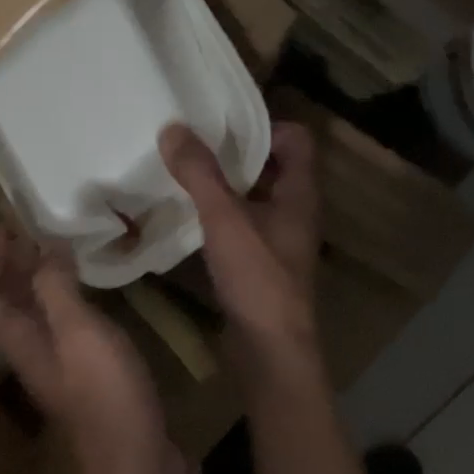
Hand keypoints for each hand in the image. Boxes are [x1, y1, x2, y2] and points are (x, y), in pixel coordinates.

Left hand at [0, 228, 182, 473]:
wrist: (136, 459)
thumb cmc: (105, 393)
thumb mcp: (78, 332)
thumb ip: (57, 289)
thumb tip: (43, 249)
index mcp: (22, 344)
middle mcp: (35, 357)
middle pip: (8, 309)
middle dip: (11, 268)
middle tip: (28, 232)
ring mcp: (63, 371)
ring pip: (38, 320)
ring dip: (40, 285)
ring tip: (59, 253)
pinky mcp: (91, 381)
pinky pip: (67, 332)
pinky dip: (70, 305)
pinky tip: (93, 296)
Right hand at [160, 122, 321, 353]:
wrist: (269, 351)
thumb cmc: (258, 280)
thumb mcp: (225, 219)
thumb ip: (200, 174)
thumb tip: (173, 128)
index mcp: (300, 195)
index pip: (296, 140)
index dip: (264, 125)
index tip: (223, 122)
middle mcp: (295, 216)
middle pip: (272, 170)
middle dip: (236, 156)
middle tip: (194, 145)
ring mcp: (279, 247)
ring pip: (254, 204)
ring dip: (225, 191)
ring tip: (184, 178)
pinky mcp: (260, 273)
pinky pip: (241, 234)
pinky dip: (219, 224)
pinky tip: (188, 225)